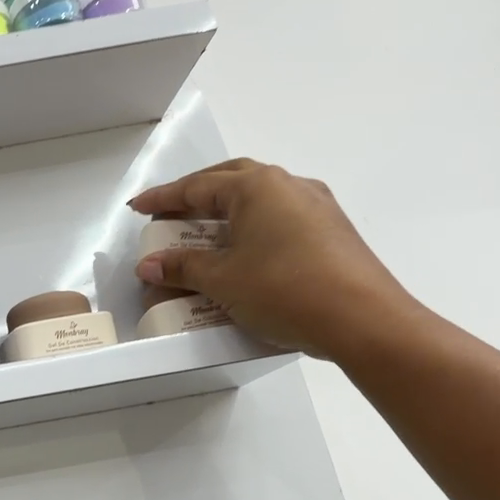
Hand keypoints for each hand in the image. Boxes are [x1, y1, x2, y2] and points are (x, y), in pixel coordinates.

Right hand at [131, 159, 423, 360]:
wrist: (362, 319)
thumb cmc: (284, 289)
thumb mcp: (222, 280)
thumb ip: (183, 268)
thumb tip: (149, 265)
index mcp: (257, 187)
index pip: (197, 186)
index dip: (163, 198)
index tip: (137, 208)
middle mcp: (288, 185)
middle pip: (231, 180)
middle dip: (196, 194)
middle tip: (170, 214)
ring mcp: (315, 206)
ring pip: (259, 198)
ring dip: (226, 211)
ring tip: (203, 232)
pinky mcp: (330, 230)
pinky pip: (278, 218)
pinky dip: (251, 227)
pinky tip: (243, 250)